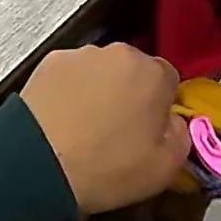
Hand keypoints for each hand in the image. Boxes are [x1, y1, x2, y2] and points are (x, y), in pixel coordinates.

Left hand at [19, 44, 190, 214]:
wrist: (37, 165)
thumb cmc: (106, 168)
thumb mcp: (164, 168)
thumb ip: (183, 136)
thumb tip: (174, 122)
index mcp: (155, 73)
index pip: (168, 81)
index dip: (159, 107)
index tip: (146, 132)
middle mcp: (123, 53)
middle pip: (135, 71)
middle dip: (129, 94)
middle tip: (114, 132)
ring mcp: (85, 54)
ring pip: (102, 70)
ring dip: (98, 90)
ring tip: (82, 129)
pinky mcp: (51, 62)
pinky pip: (70, 74)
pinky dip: (68, 90)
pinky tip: (59, 120)